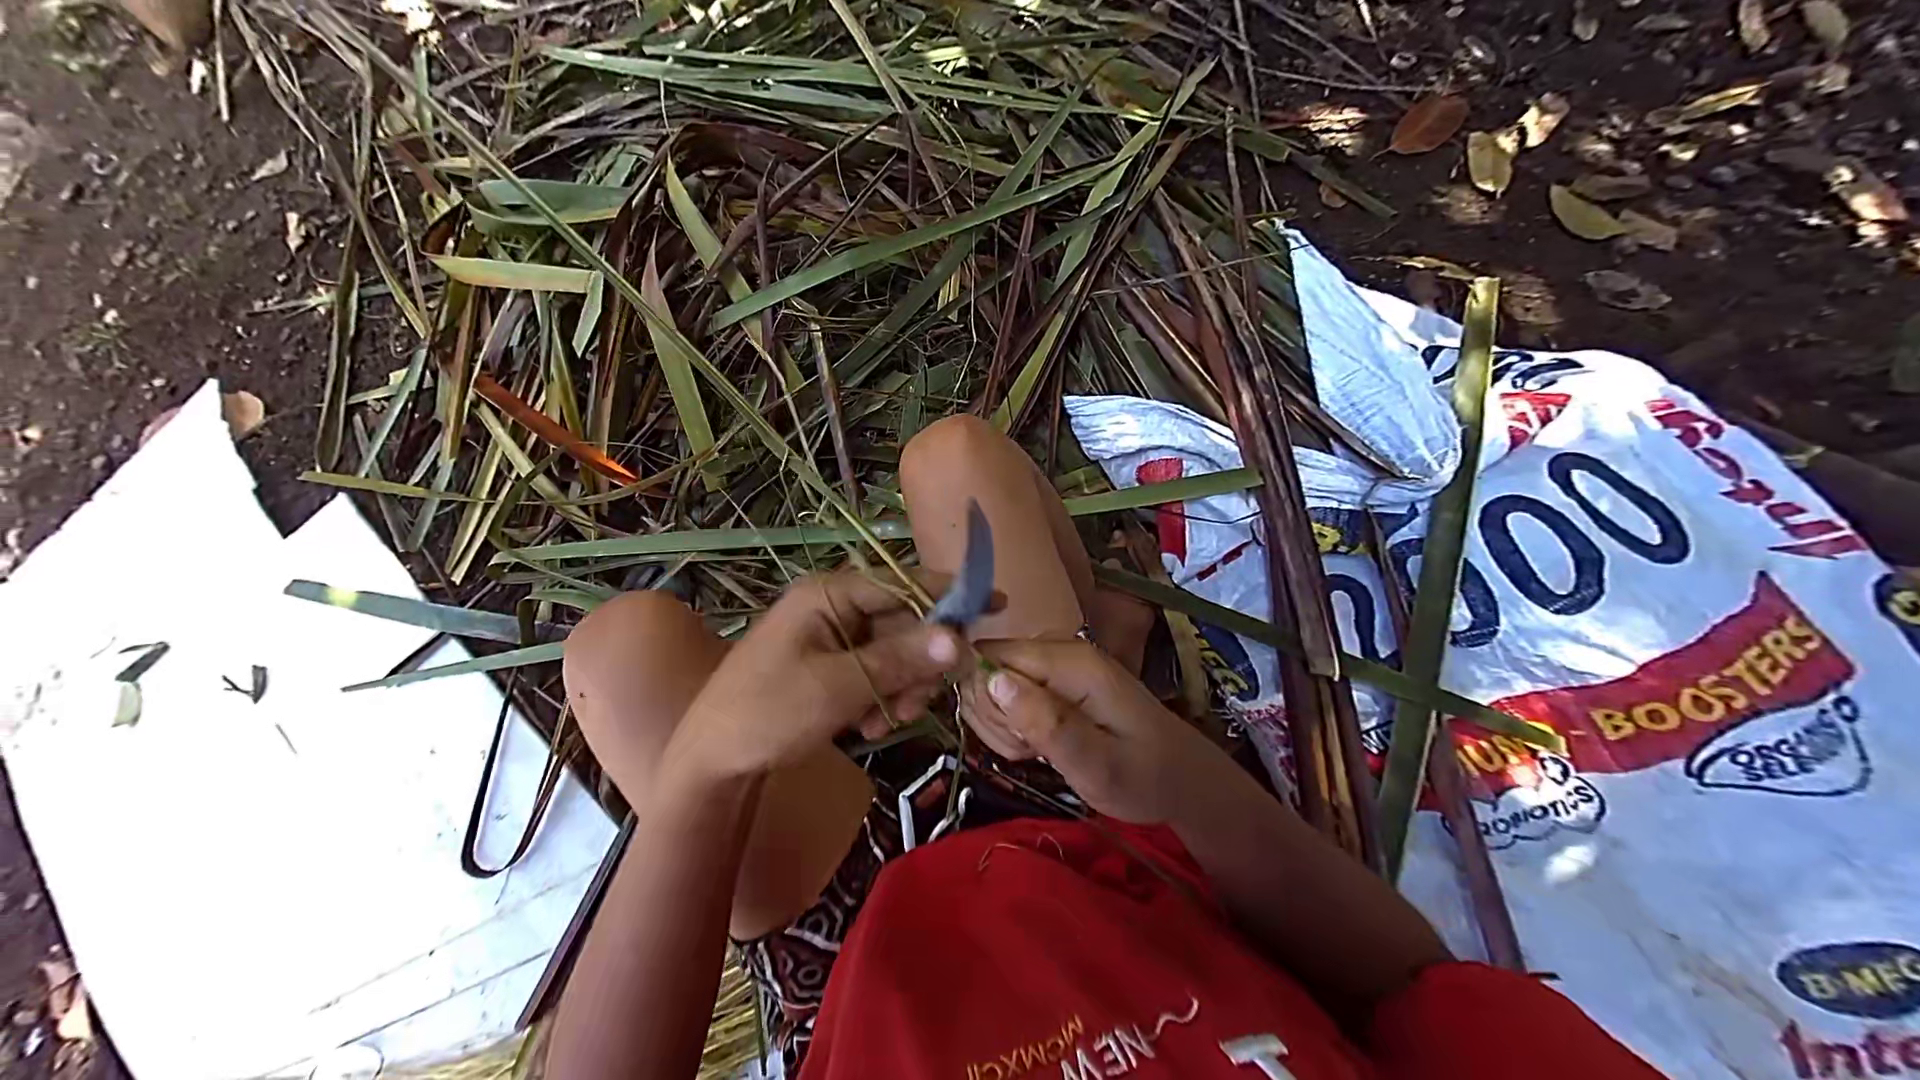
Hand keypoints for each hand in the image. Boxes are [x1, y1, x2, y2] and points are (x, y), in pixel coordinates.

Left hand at [669, 573, 963, 780]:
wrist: (712, 762)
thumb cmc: (768, 713)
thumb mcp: (839, 687)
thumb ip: (899, 660)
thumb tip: (959, 636)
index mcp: (830, 594)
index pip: (904, 583)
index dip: (950, 595)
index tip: (996, 605)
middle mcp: (834, 607)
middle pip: (904, 621)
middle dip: (918, 664)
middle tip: (918, 704)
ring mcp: (833, 637)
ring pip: (895, 652)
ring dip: (901, 687)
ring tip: (883, 723)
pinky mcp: (832, 665)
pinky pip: (877, 672)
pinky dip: (882, 698)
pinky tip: (868, 726)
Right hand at [967, 638, 1228, 823]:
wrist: (1182, 779)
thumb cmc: (1144, 777)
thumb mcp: (1098, 766)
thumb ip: (1048, 725)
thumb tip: (994, 681)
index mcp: (1071, 661)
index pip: (991, 655)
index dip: (985, 698)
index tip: (1012, 736)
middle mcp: (1059, 650)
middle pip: (987, 669)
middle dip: (994, 717)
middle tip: (1029, 751)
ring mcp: (1055, 663)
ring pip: (993, 685)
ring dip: (1002, 726)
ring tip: (1037, 751)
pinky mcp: (1053, 679)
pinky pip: (1008, 696)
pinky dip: (1013, 727)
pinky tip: (1039, 746)